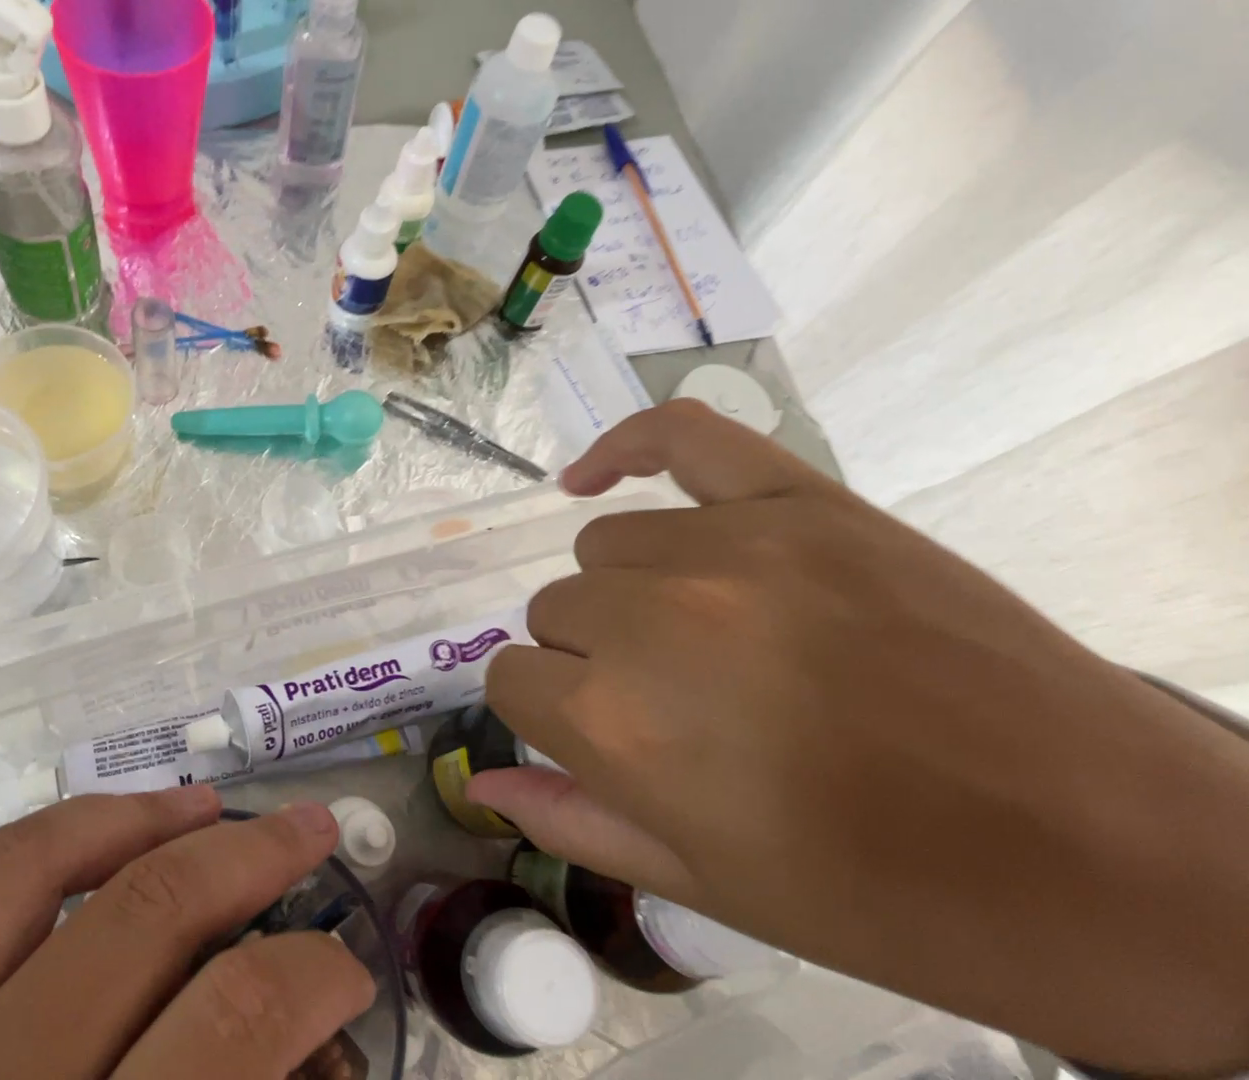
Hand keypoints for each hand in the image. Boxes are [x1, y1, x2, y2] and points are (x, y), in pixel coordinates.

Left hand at [0, 790, 372, 1079]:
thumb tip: (310, 1051)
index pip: (229, 1026)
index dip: (312, 977)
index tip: (344, 966)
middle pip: (142, 916)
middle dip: (250, 856)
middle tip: (310, 827)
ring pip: (23, 864)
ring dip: (129, 816)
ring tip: (196, 803)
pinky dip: (0, 844)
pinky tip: (53, 842)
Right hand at [476, 400, 1248, 1075]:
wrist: (1098, 854)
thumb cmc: (879, 896)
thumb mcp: (705, 888)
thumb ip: (572, 824)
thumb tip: (479, 786)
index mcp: (614, 726)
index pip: (511, 682)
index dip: (549, 716)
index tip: (597, 739)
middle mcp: (651, 622)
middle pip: (555, 611)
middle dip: (590, 661)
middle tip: (671, 705)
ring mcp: (733, 547)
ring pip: (606, 547)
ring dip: (630, 594)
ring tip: (705, 637)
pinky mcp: (808, 502)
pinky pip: (678, 435)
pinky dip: (623, 449)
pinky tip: (594, 479)